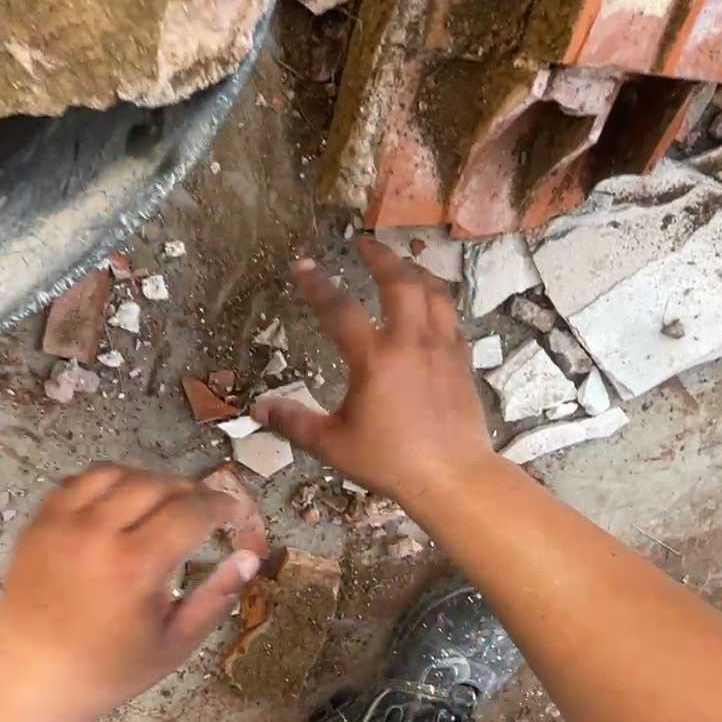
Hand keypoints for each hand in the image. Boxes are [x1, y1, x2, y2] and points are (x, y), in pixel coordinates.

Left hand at [0, 465, 260, 718]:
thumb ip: (216, 597)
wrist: (33, 678)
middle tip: (202, 509)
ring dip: (148, 480)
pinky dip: (106, 484)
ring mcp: (61, 523)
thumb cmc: (110, 669)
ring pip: (116, 473)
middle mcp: (97, 534)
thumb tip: (250, 558)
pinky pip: (78, 482)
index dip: (221, 505)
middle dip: (190, 491)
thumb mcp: (175, 643)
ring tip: (163, 502)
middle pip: (157, 484)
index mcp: (135, 566)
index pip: (192, 511)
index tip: (232, 511)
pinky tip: (118, 504)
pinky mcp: (38, 523)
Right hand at [253, 238, 499, 504]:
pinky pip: (451, 319)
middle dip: (380, 257)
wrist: (453, 477)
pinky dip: (437, 303)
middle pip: (399, 282)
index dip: (317, 284)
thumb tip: (259, 408)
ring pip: (434, 292)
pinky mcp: (462, 362)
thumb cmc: (388, 461)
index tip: (303, 264)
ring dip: (415, 271)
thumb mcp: (332, 445)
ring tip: (401, 264)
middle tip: (363, 244)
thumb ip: (294, 422)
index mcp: (374, 359)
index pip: (339, 310)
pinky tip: (430, 309)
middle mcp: (410, 342)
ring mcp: (442, 349)